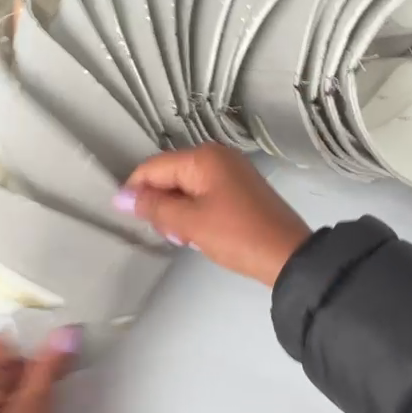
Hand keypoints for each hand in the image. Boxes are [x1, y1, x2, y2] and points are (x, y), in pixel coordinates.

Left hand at [0, 330, 78, 412]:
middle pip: (5, 358)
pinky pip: (1, 392)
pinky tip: (40, 404)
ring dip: (31, 378)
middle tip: (64, 368)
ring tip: (55, 386)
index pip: (6, 340)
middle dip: (35, 361)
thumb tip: (67, 331)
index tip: (64, 345)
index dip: (36, 339)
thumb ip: (49, 367)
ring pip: (6, 376)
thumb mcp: (33, 410)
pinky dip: (22, 393)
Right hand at [117, 144, 311, 286]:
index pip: (153, 167)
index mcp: (203, 157)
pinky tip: (200, 234)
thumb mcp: (190, 223)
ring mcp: (232, 172)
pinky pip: (205, 195)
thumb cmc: (238, 236)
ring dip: (178, 212)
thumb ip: (154, 207)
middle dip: (160, 203)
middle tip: (168, 233)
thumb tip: (122, 196)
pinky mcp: (241, 189)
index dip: (135, 191)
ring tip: (186, 237)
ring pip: (187, 187)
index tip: (125, 217)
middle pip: (170, 175)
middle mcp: (217, 156)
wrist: (288, 256)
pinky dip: (196, 213)